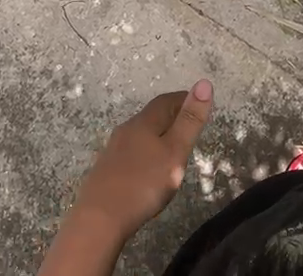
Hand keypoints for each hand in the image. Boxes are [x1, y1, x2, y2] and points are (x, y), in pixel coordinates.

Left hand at [72, 80, 213, 240]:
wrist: (98, 219)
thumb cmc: (143, 183)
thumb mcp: (174, 152)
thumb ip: (189, 121)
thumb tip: (204, 82)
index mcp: (143, 122)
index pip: (166, 101)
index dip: (183, 99)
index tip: (199, 102)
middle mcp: (126, 130)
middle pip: (152, 116)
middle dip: (171, 116)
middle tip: (189, 125)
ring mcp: (113, 150)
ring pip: (140, 135)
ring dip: (157, 136)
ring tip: (172, 149)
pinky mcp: (106, 170)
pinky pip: (131, 152)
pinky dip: (145, 153)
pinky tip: (148, 170)